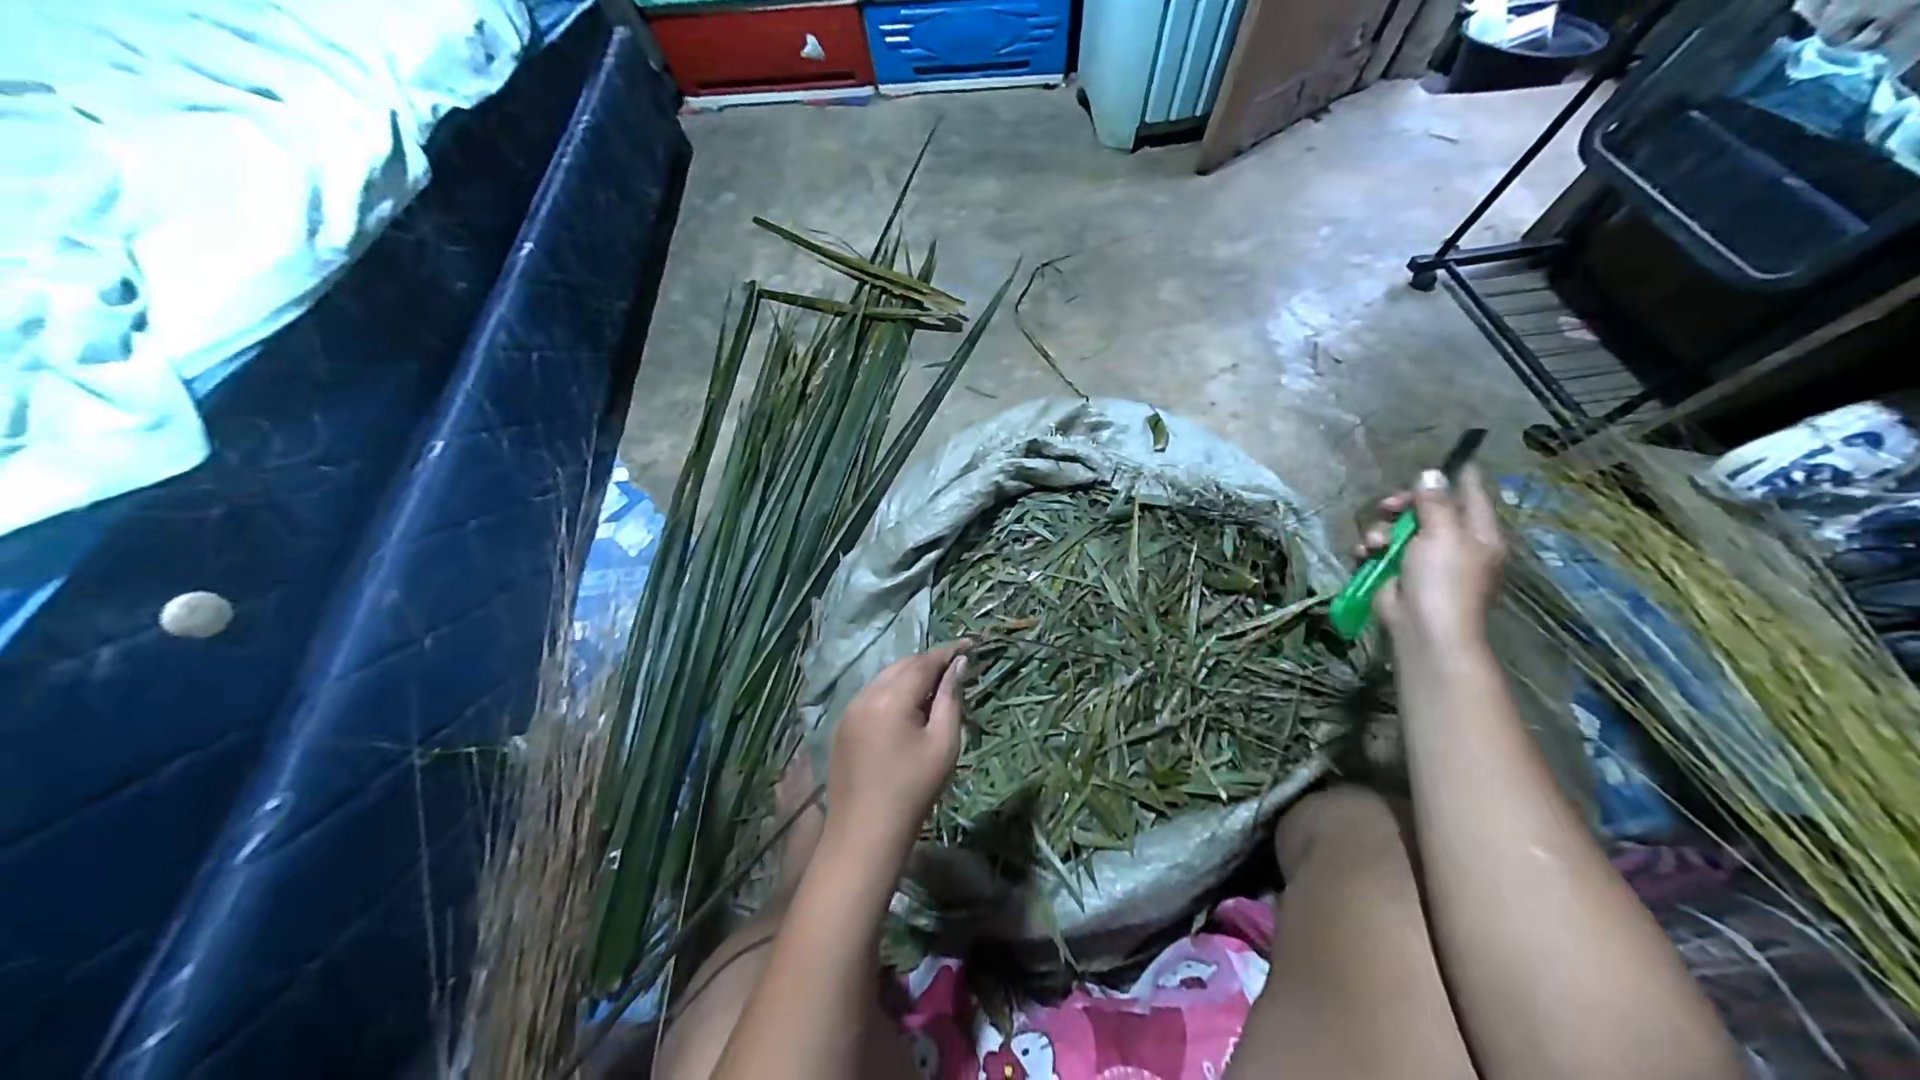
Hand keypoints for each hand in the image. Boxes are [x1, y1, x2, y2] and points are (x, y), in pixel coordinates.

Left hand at [823, 642, 968, 871]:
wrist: (866, 833)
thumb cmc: (914, 789)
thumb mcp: (943, 743)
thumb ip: (950, 698)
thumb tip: (959, 665)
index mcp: (891, 697)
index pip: (924, 662)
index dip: (949, 652)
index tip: (971, 645)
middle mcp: (865, 695)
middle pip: (902, 666)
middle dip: (929, 662)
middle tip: (957, 668)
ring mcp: (849, 710)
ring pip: (884, 679)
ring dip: (910, 677)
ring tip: (935, 688)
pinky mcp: (842, 727)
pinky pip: (871, 696)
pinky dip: (892, 692)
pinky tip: (907, 709)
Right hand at [1357, 465, 1505, 661]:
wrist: (1424, 627)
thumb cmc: (1444, 579)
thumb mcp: (1443, 533)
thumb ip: (1435, 502)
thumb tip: (1430, 474)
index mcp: (1477, 533)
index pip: (1471, 495)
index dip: (1457, 476)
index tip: (1444, 459)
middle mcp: (1452, 543)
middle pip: (1426, 508)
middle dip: (1403, 504)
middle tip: (1389, 506)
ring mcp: (1422, 559)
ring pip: (1397, 528)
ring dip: (1381, 530)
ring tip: (1376, 544)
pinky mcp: (1396, 572)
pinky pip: (1380, 549)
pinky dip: (1370, 549)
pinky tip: (1365, 554)